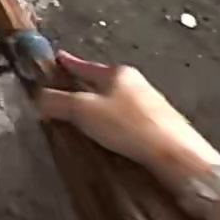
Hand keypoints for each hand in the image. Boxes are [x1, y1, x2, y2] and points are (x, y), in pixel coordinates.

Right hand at [36, 51, 219, 190]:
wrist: (182, 160)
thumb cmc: (127, 126)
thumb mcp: (80, 110)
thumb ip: (54, 101)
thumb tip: (37, 98)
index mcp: (117, 73)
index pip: (83, 65)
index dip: (66, 62)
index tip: (55, 58)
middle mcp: (136, 84)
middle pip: (102, 81)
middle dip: (84, 85)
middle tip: (65, 90)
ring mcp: (154, 105)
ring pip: (117, 100)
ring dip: (101, 105)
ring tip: (85, 115)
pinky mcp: (165, 127)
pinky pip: (130, 117)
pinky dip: (116, 121)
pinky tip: (111, 133)